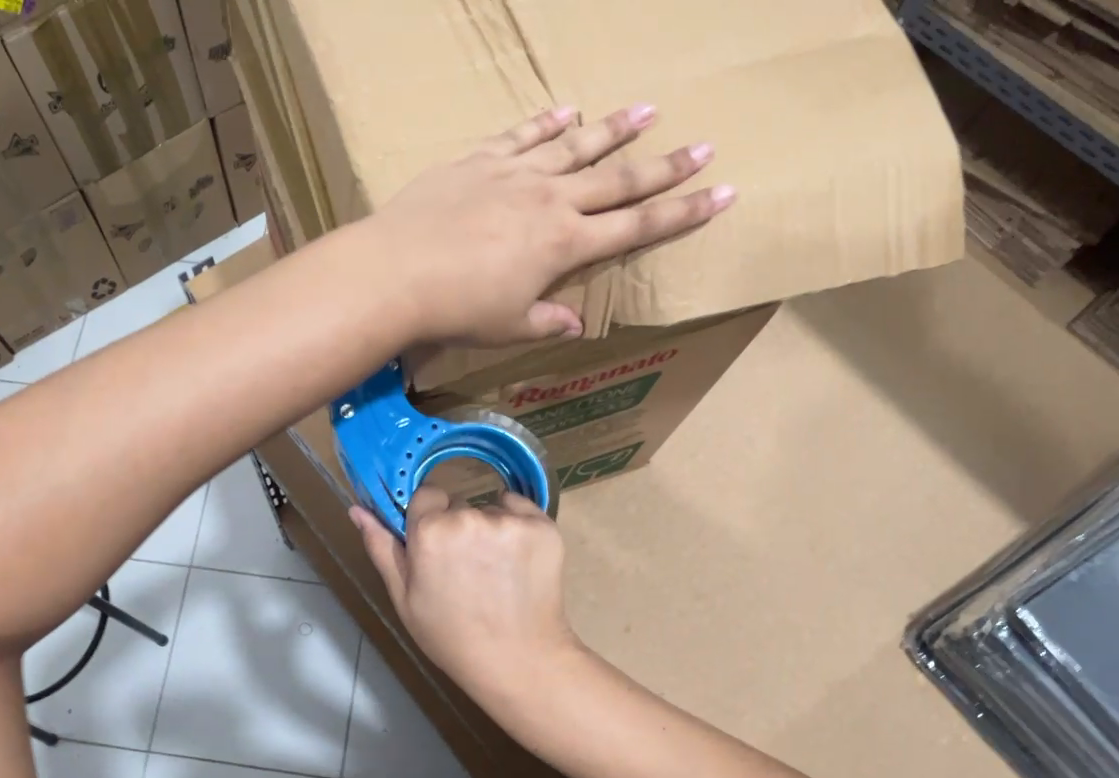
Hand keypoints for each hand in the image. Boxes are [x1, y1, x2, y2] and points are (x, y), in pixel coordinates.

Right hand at [351, 487, 582, 702]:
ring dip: (490, 530)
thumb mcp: (405, 598)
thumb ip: (382, 548)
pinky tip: (518, 563)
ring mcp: (509, 521)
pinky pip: (522, 510)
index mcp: (430, 533)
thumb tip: (357, 509)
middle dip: (458, 528)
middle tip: (466, 570)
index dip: (429, 521)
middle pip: (459, 505)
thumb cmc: (451, 636)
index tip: (436, 549)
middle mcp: (469, 518)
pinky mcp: (543, 525)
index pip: (426, 495)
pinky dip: (519, 528)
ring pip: (490, 510)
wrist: (519, 660)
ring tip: (496, 573)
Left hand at [361, 104, 732, 346]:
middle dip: (665, 165)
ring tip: (647, 111)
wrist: (396, 271)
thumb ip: (546, 321)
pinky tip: (567, 109)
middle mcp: (551, 201)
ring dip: (614, 128)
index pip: (637, 227)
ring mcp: (515, 174)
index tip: (722, 193)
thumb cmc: (456, 310)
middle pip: (619, 179)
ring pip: (576, 145)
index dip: (683, 212)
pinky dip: (546, 121)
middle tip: (704, 145)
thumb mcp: (508, 327)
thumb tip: (573, 322)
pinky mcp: (478, 160)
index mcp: (566, 245)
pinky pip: (521, 134)